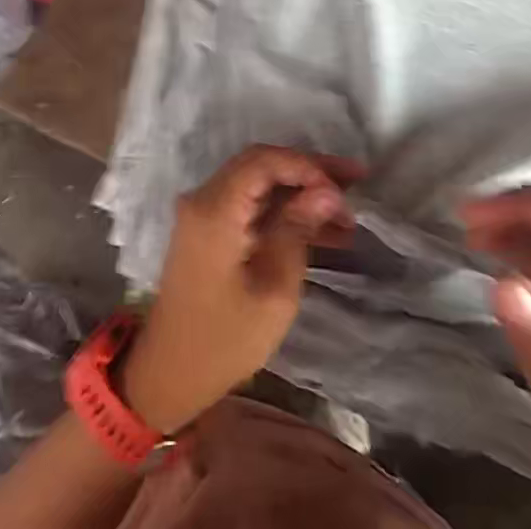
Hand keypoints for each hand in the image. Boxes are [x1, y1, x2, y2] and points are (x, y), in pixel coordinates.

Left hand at [118, 145, 363, 433]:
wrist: (172, 369)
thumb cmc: (226, 338)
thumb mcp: (275, 289)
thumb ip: (297, 230)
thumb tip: (326, 191)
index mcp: (214, 209)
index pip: (262, 161)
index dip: (307, 165)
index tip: (346, 188)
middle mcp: (202, 200)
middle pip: (259, 166)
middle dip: (308, 172)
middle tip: (357, 183)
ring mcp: (202, 214)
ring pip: (256, 185)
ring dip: (298, 193)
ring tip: (348, 216)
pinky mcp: (207, 231)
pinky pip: (248, 206)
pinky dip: (281, 212)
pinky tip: (323, 231)